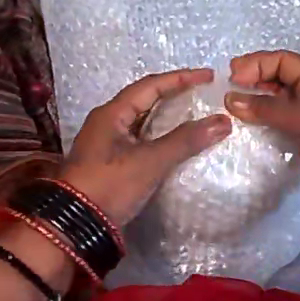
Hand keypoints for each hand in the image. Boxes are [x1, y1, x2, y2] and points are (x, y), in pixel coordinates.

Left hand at [60, 68, 232, 225]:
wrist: (77, 224)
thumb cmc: (110, 185)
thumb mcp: (150, 161)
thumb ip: (185, 140)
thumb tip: (222, 121)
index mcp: (111, 114)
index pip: (150, 85)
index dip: (180, 78)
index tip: (208, 76)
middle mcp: (107, 123)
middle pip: (145, 101)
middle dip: (174, 95)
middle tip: (202, 94)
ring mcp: (107, 145)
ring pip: (143, 122)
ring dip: (168, 118)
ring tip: (195, 116)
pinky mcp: (110, 164)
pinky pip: (141, 141)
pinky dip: (161, 139)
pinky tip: (177, 146)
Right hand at [226, 51, 299, 196]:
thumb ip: (270, 108)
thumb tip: (231, 99)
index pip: (285, 61)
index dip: (259, 63)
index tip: (234, 75)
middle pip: (278, 75)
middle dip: (254, 76)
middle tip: (229, 85)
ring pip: (274, 97)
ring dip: (253, 96)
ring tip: (231, 101)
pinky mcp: (297, 134)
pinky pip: (273, 118)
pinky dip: (257, 115)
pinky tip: (243, 119)